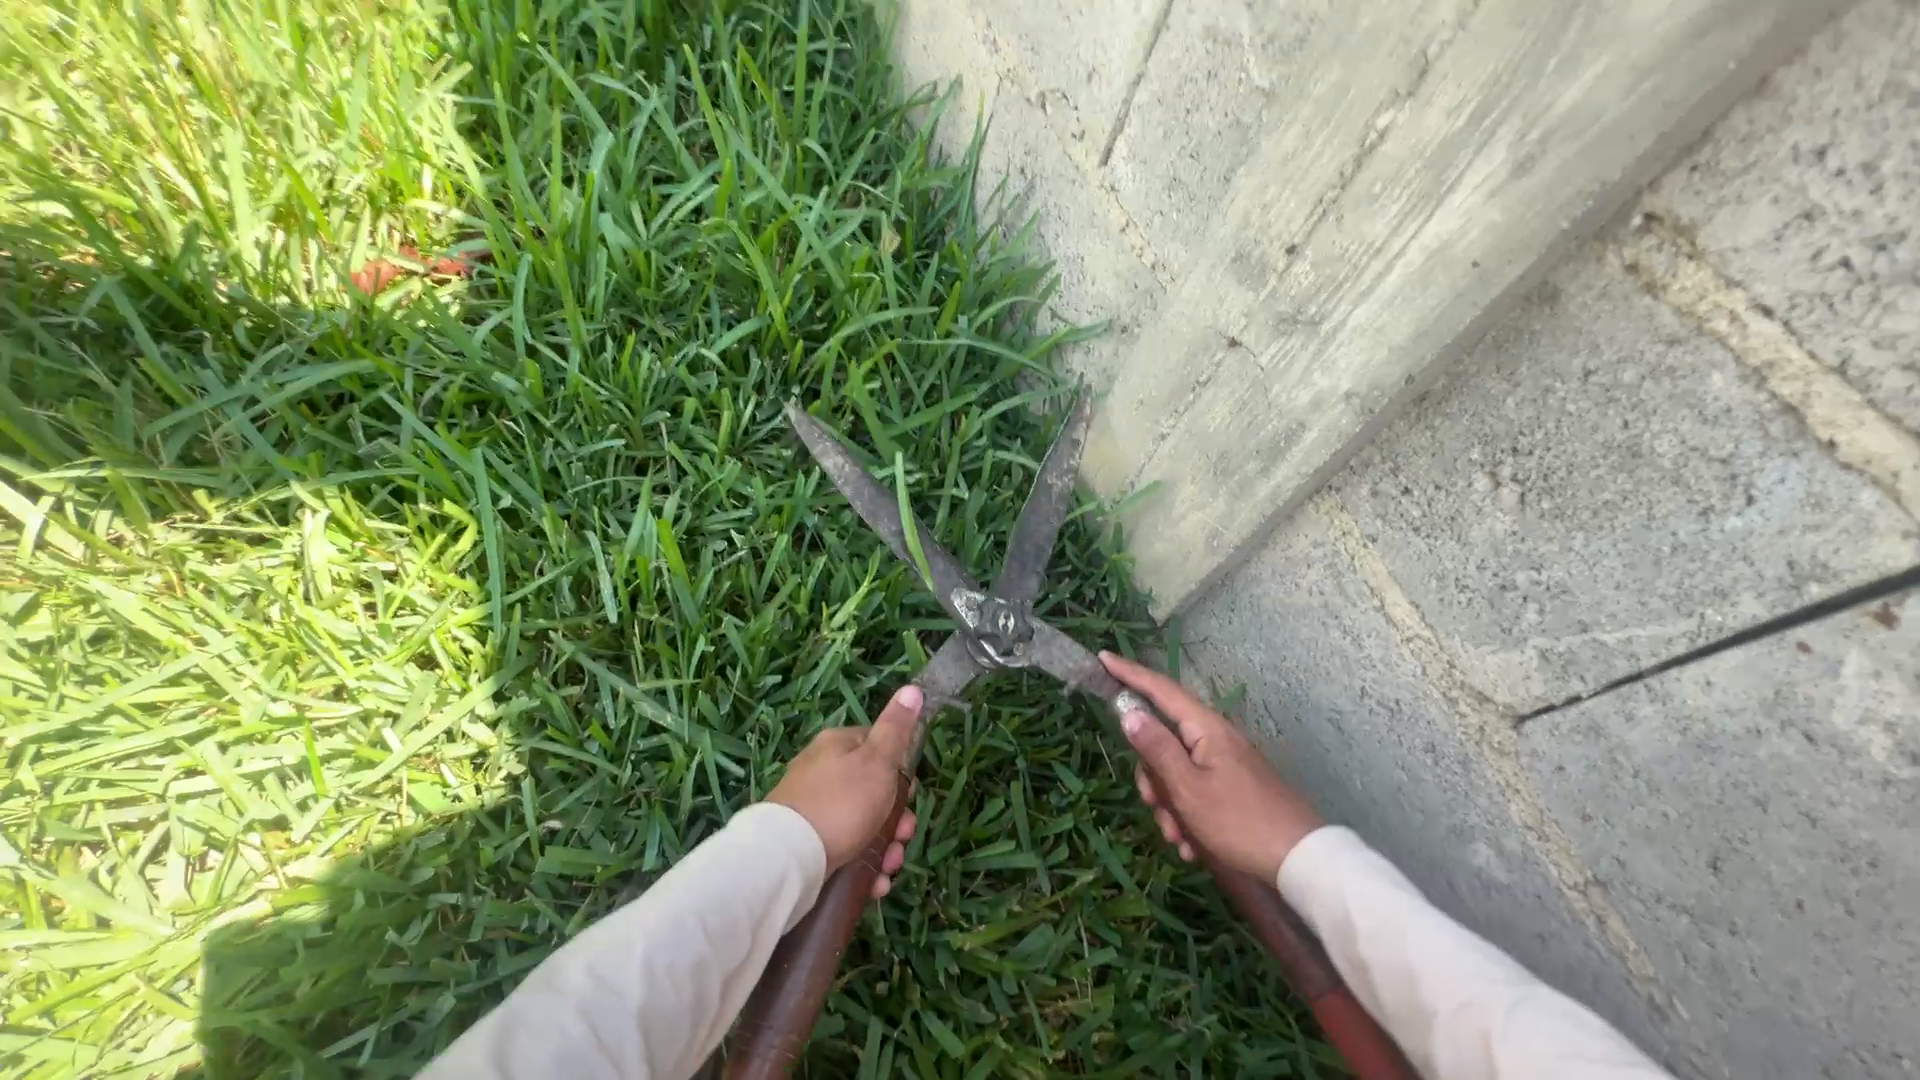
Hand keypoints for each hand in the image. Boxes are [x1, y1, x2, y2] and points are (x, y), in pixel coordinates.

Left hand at [767, 684, 922, 897]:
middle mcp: (821, 771)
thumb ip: (896, 728)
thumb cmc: (842, 803)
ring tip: (889, 868)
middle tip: (902, 839)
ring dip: (884, 847)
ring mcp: (810, 808)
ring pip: (860, 825)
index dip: (901, 774)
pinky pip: (842, 850)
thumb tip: (913, 688)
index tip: (912, 798)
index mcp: (838, 745)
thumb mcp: (878, 761)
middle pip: (871, 791)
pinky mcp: (804, 842)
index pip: (878, 748)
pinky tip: (874, 884)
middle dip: (895, 820)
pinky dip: (863, 866)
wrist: (787, 857)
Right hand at [1101, 652, 1323, 881]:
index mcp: (1205, 728)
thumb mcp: (1188, 788)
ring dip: (1170, 807)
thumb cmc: (1239, 821)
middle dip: (1152, 778)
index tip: (1102, 657)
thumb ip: (1156, 749)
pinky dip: (1188, 819)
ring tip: (1180, 840)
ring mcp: (1225, 764)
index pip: (1160, 690)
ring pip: (1176, 774)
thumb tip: (1130, 713)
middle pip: (1163, 742)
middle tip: (1154, 806)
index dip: (1130, 674)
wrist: (1300, 861)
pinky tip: (1193, 847)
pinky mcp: (1233, 788)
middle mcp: (1215, 739)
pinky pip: (1195, 794)